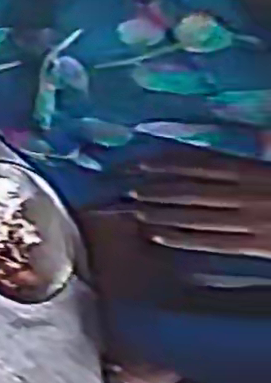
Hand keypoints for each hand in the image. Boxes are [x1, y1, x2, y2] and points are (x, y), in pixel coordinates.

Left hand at [127, 153, 270, 259]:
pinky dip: (180, 238)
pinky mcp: (262, 245)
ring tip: (134, 210)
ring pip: (194, 217)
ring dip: (160, 213)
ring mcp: (257, 222)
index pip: (209, 166)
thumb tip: (263, 136)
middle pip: (191, 192)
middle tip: (125, 190)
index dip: (170, 165)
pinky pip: (213, 241)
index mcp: (266, 175)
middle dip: (155, 191)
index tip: (140, 164)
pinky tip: (156, 236)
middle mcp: (255, 196)